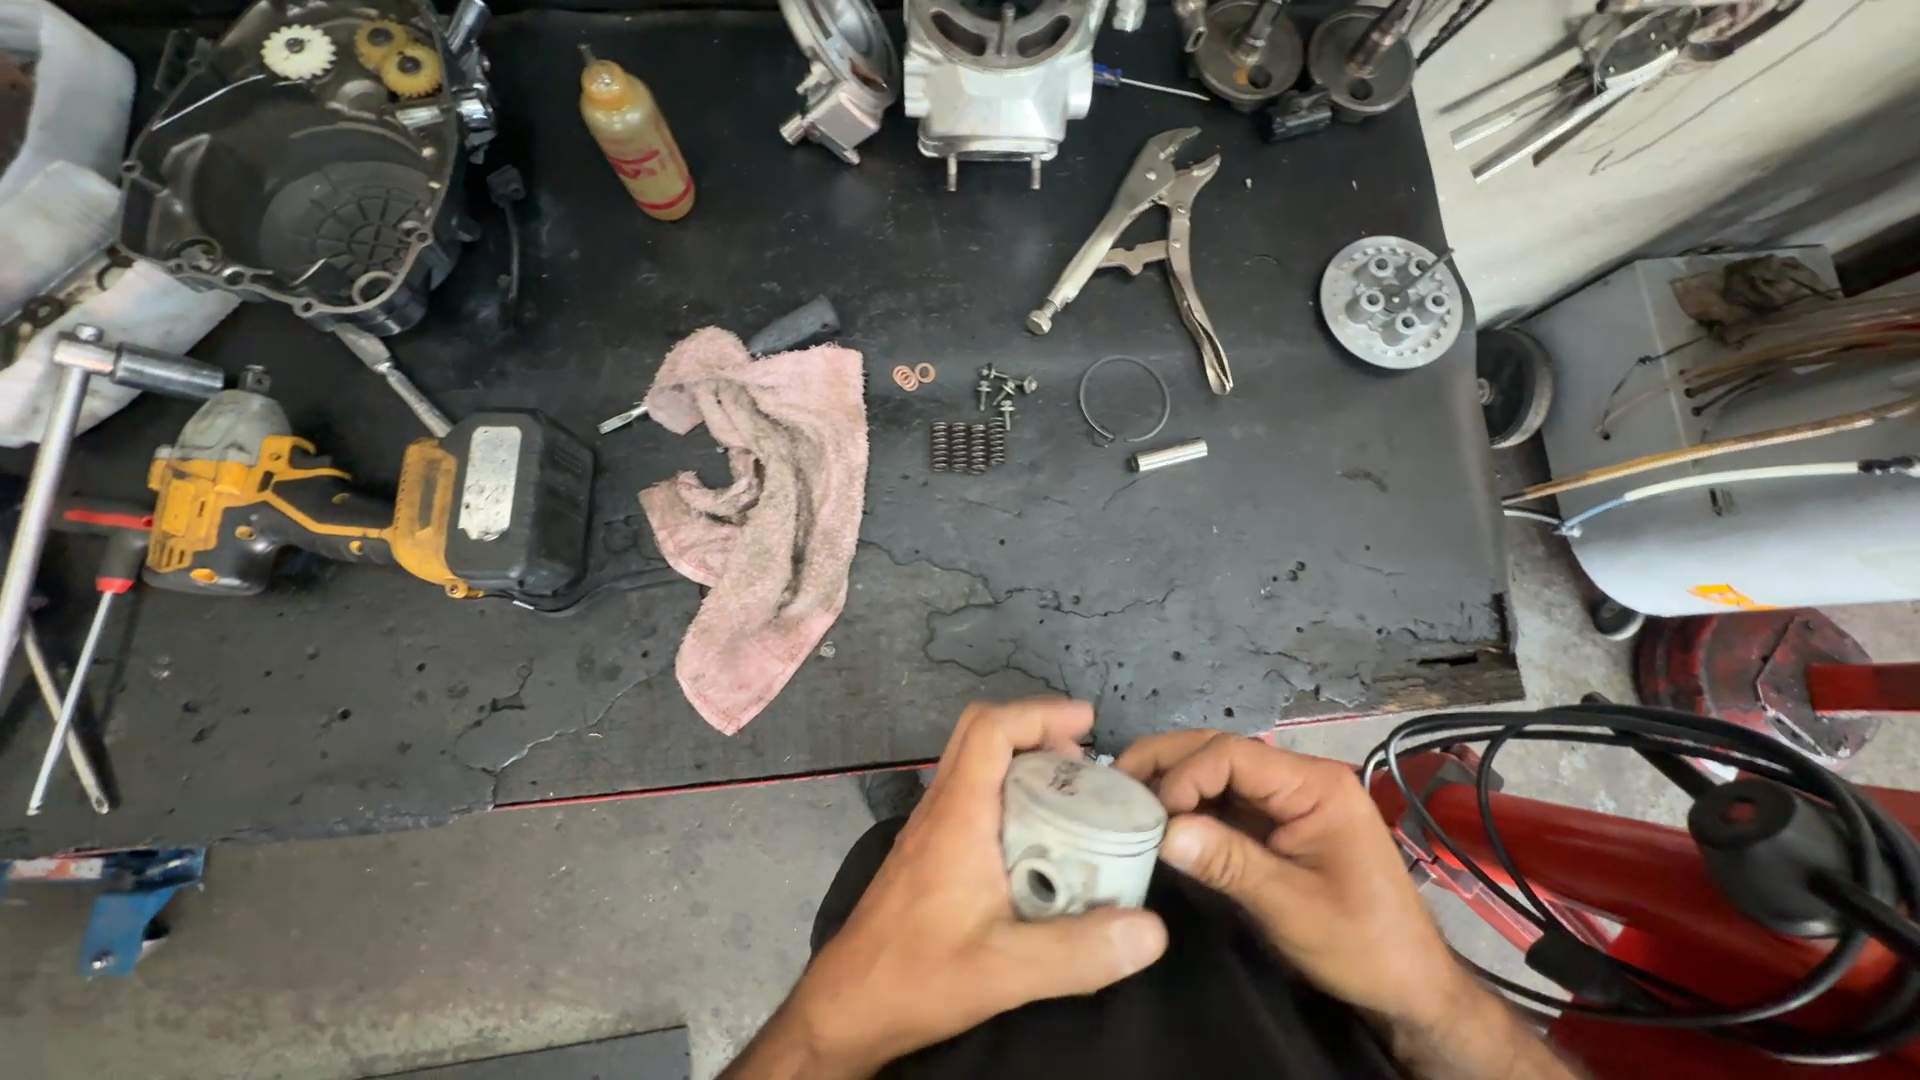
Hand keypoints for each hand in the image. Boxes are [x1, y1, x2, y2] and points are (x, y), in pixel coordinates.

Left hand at [731, 699, 1167, 1078]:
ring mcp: (933, 826)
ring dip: (1022, 759)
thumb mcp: (1004, 971)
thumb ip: (1078, 953)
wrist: (847, 1005)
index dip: (1039, 713)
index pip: (990, 729)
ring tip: (1072, 792)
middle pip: (980, 734)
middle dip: (1034, 729)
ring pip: (975, 761)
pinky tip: (1040, 836)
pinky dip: (1010, 789)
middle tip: (1084, 759)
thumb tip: (1152, 930)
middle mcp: (942, 806)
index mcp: (958, 814)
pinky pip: (973, 792)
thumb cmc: (917, 975)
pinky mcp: (932, 849)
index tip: (1087, 722)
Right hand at [1115, 731, 1467, 1027]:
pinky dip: (1186, 806)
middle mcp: (1298, 779)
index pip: (1233, 753)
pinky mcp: (1274, 823)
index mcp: (1315, 785)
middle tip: (1114, 787)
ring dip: (1170, 782)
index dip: (1184, 775)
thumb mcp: (1294, 908)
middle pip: (1219, 750)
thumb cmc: (1363, 946)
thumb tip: (1163, 831)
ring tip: (1126, 802)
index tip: (1152, 816)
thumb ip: (1229, 863)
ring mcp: (1285, 800)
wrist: (1409, 988)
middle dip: (1165, 763)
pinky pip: (1221, 800)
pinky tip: (1157, 821)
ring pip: (1214, 771)